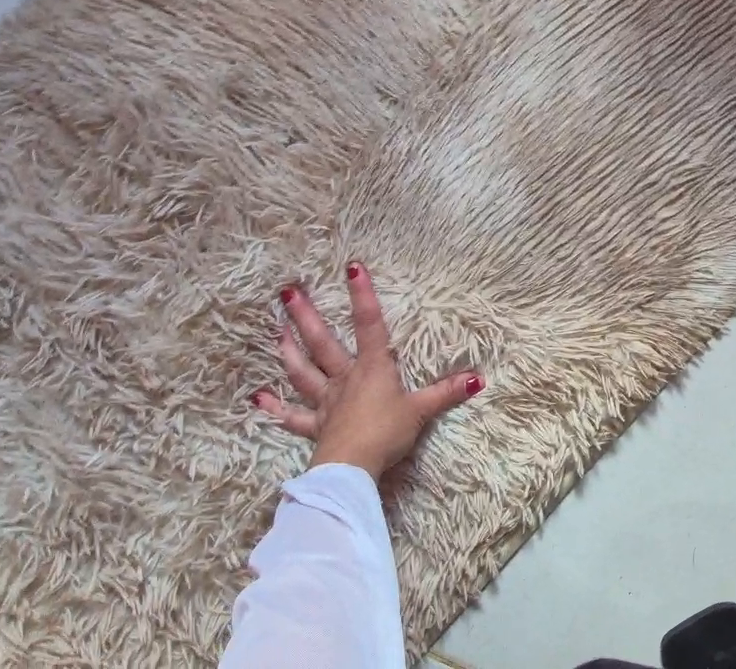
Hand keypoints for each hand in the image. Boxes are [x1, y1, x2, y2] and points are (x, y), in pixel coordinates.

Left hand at [252, 263, 483, 476]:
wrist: (352, 468)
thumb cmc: (386, 433)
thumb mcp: (422, 411)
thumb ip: (446, 392)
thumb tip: (478, 378)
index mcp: (372, 368)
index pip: (369, 324)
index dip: (363, 295)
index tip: (351, 267)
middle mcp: (345, 378)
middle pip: (322, 343)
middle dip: (306, 316)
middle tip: (288, 292)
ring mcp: (325, 402)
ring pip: (302, 372)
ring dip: (288, 351)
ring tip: (276, 330)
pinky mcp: (314, 427)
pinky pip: (291, 416)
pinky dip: (274, 408)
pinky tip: (256, 399)